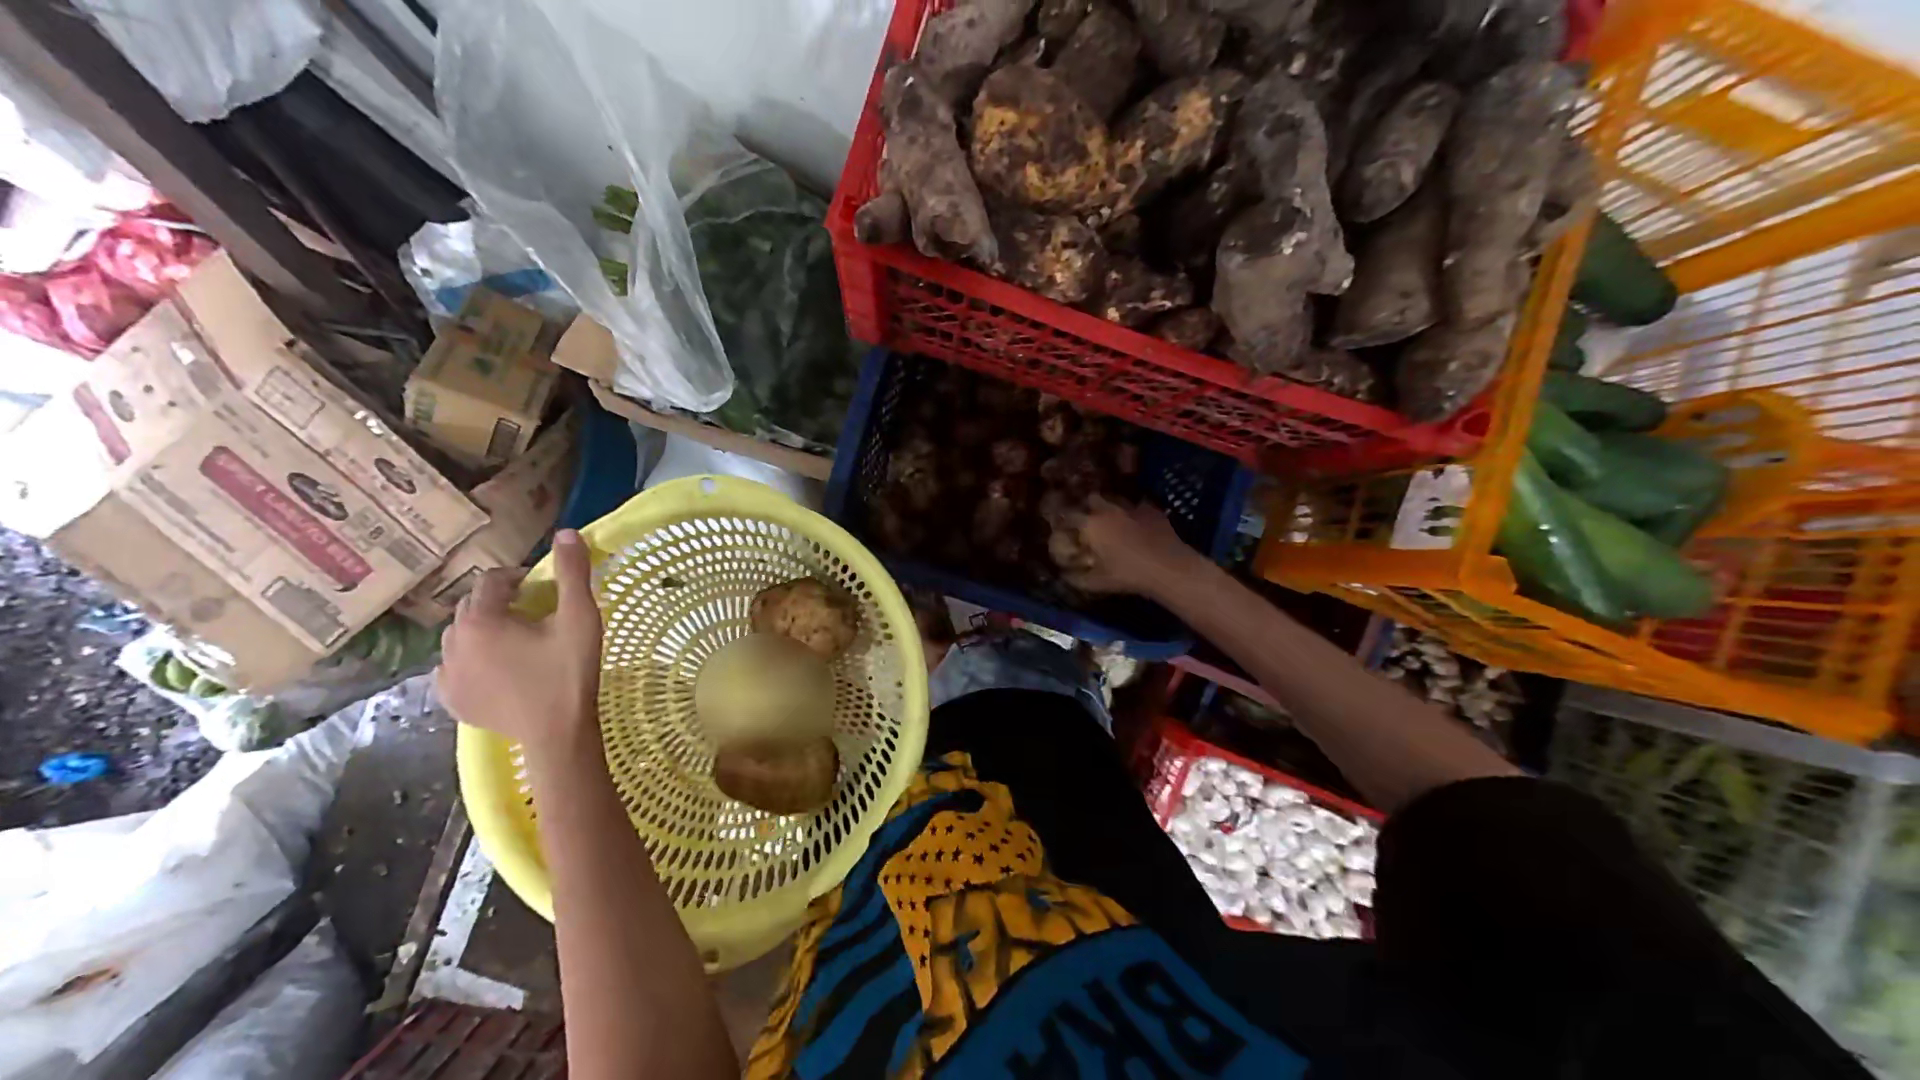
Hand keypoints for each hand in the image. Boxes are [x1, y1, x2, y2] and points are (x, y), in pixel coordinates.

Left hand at [437, 529, 603, 747]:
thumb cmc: (568, 672)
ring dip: (484, 631)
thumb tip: (567, 532)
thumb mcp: (580, 618)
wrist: (557, 733)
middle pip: (472, 608)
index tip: (545, 590)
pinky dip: (471, 661)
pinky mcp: (451, 699)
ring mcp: (447, 674)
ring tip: (516, 643)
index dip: (519, 579)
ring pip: (460, 637)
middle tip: (534, 616)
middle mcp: (453, 643)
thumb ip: (572, 573)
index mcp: (481, 620)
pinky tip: (497, 670)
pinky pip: (453, 668)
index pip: (491, 582)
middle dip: (499, 604)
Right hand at [1058, 496, 1201, 596]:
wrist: (1170, 568)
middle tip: (1090, 522)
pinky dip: (1134, 514)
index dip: (1065, 521)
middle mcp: (1109, 511)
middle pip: (1093, 499)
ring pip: (1116, 500)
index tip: (1064, 528)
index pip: (1070, 516)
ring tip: (1114, 522)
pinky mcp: (1152, 510)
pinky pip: (1137, 507)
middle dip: (1089, 507)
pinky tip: (1138, 525)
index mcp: (1092, 525)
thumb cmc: (1129, 576)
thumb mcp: (1099, 583)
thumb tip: (1066, 577)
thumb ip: (1079, 579)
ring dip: (1112, 509)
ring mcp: (1132, 508)